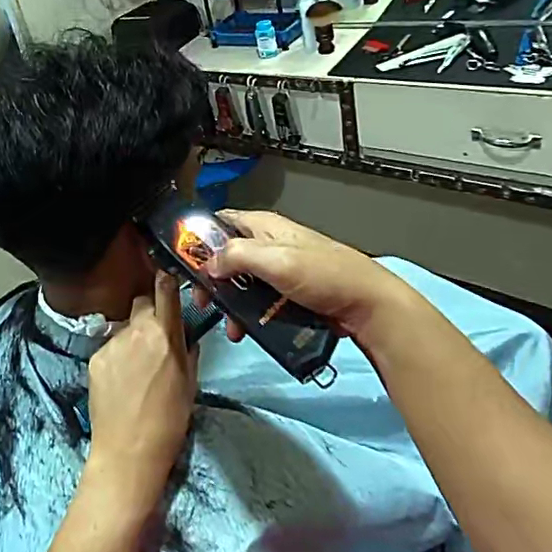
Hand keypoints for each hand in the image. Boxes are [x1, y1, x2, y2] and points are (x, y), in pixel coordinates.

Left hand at [84, 269, 198, 498]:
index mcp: (164, 332)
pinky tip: (121, 381)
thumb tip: (185, 333)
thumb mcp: (190, 381)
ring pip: (125, 327)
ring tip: (137, 370)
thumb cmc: (169, 419)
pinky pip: (110, 347)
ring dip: (132, 338)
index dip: (166, 278)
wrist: (128, 452)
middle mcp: (136, 330)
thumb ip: (188, 349)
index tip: (168, 276)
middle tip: (155, 337)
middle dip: (149, 313)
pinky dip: (117, 357)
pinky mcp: (94, 358)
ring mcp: (112, 343)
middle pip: (142, 303)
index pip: (164, 289)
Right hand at [203, 210, 412, 339]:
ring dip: (231, 303)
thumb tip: (210, 263)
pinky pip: (260, 301)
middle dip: (214, 279)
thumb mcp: (276, 260)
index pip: (222, 221)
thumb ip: (238, 256)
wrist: (365, 304)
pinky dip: (250, 314)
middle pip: (228, 256)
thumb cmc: (323, 274)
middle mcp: (270, 243)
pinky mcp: (289, 292)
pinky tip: (247, 330)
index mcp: (265, 225)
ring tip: (230, 325)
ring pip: (243, 282)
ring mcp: (280, 269)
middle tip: (205, 301)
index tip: (186, 263)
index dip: (201, 239)